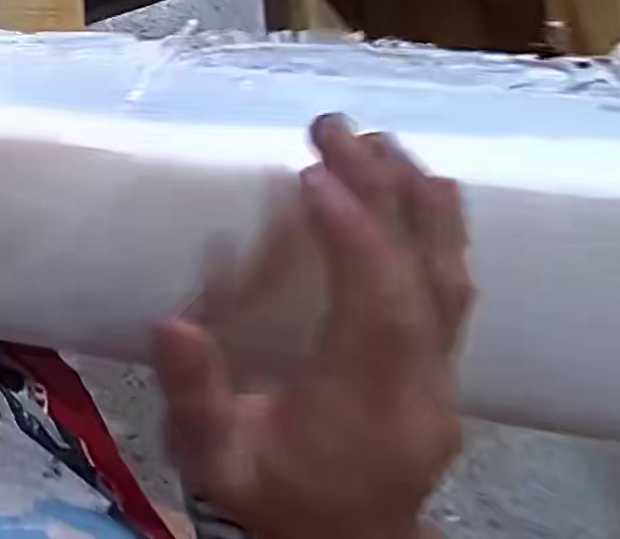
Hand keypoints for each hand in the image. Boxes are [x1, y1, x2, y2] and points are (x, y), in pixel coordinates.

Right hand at [152, 114, 473, 538]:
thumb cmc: (261, 489)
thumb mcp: (212, 454)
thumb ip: (195, 396)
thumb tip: (173, 323)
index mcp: (372, 401)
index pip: (380, 305)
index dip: (353, 236)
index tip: (311, 173)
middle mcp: (420, 382)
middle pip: (425, 280)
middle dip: (388, 197)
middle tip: (342, 130)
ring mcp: (433, 375)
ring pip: (446, 282)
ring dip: (418, 208)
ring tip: (385, 145)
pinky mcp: (424, 367)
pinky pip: (441, 292)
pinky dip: (431, 237)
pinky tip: (418, 202)